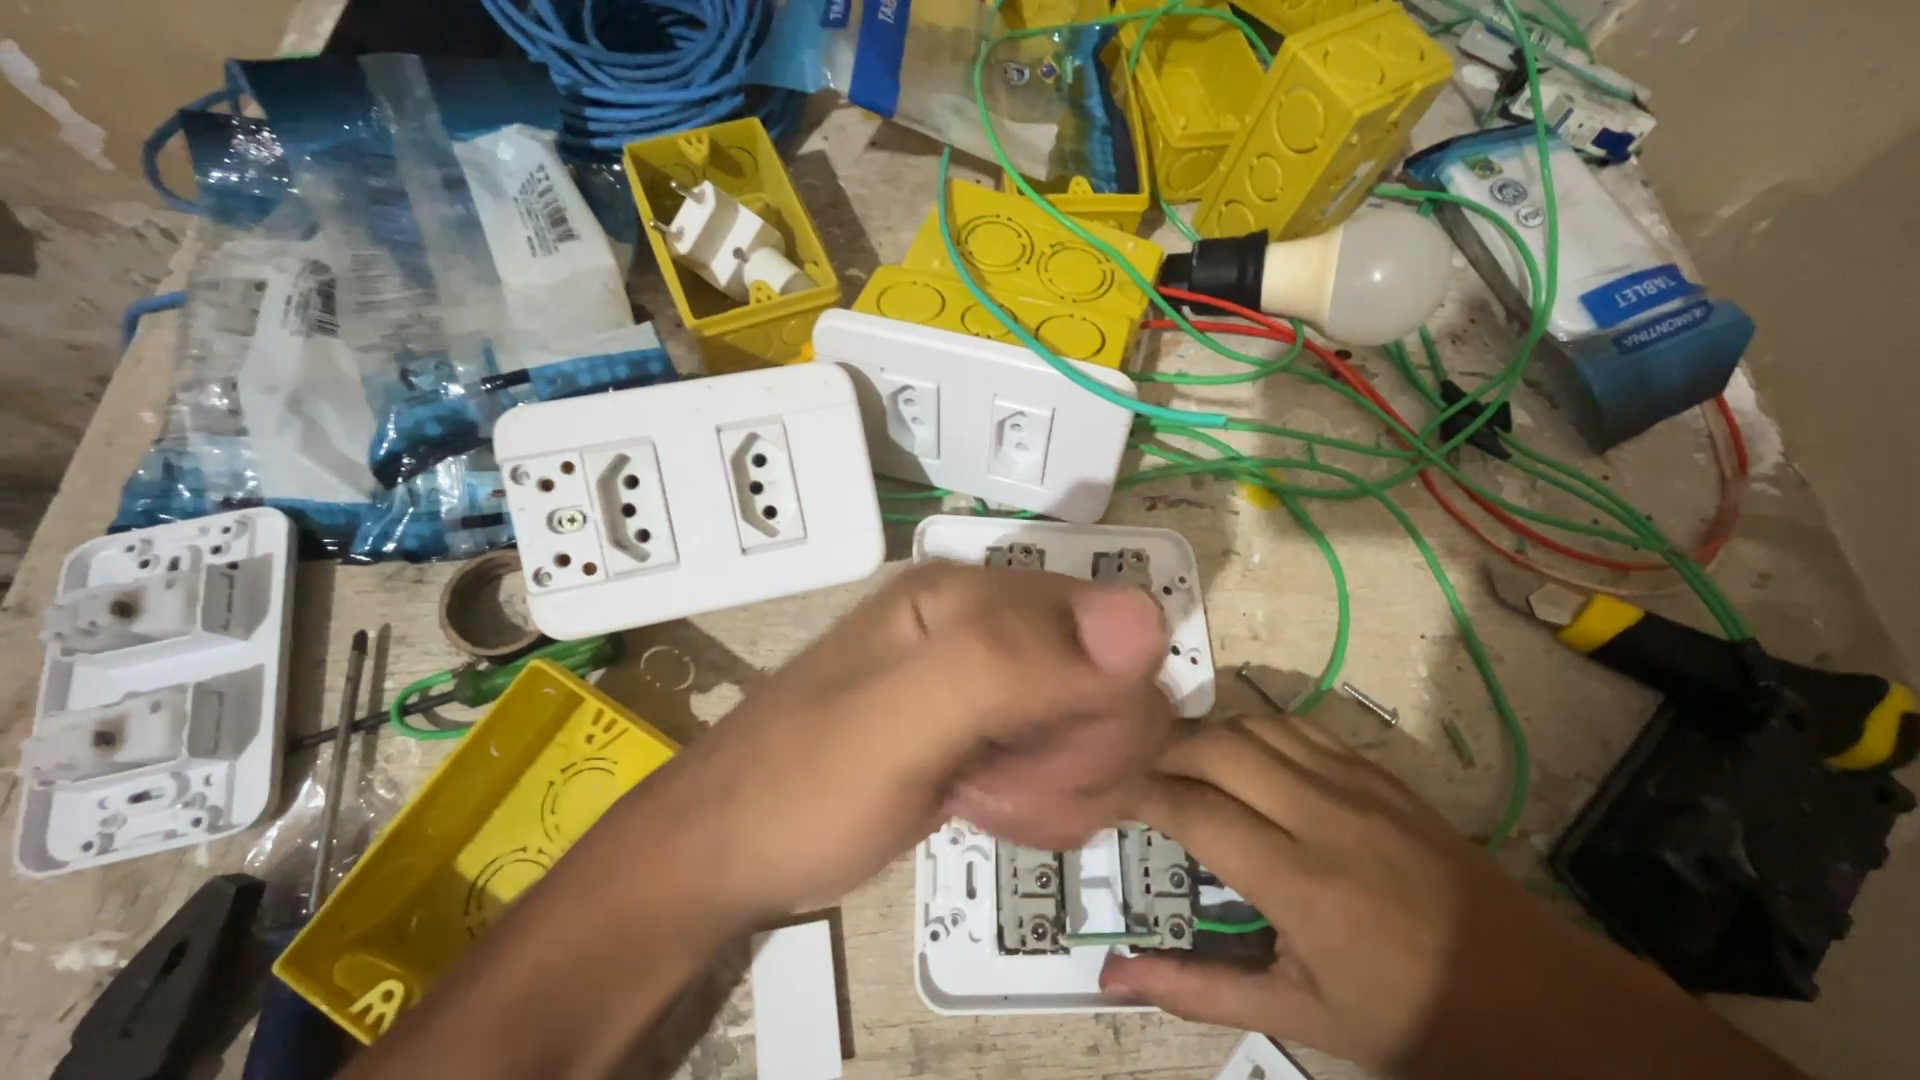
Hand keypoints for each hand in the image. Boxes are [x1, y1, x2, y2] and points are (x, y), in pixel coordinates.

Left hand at [610, 562, 1174, 919]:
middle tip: (997, 786)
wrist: (727, 852)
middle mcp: (990, 620)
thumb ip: (1007, 664)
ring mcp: (991, 676)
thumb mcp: (894, 726)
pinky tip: (985, 807)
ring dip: (1059, 784)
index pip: (1120, 632)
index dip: (1101, 710)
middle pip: (1117, 682)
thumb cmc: (802, 789)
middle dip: (1077, 755)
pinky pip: (1068, 758)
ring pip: (1100, 728)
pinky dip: (1045, 797)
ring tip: (980, 798)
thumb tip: (1144, 618)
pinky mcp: (991, 726)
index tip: (1037, 759)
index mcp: (970, 593)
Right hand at [1098, 714, 1572, 1072]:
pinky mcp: (1382, 773)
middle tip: (1124, 767)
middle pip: (1217, 748)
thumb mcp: (1296, 1015)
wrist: (1531, 994)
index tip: (1099, 789)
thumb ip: (1196, 987)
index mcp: (1301, 884)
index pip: (1194, 810)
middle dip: (1159, 748)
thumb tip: (1110, 978)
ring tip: (1173, 758)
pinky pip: (1301, 726)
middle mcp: (1325, 817)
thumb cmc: (1403, 1015)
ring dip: (1205, 732)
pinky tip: (1239, 755)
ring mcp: (1359, 786)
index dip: (1137, 791)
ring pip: (1256, 725)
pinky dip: (1254, 728)